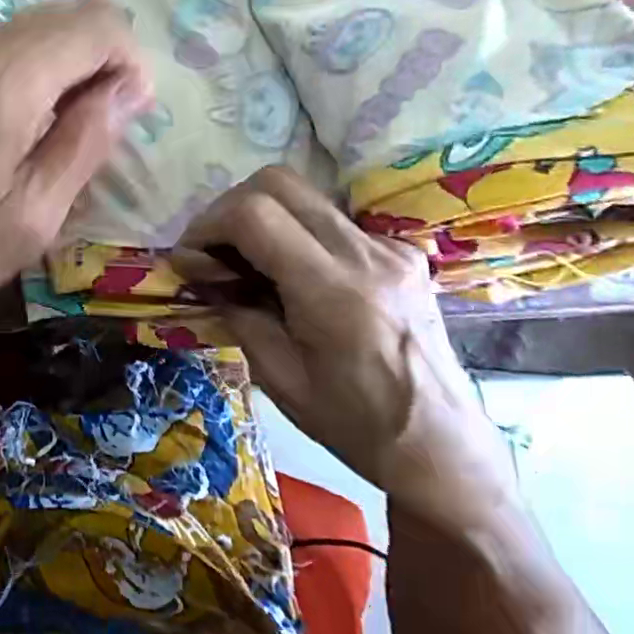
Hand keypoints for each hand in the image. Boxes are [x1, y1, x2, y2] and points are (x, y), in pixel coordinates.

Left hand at [0, 0, 150, 389]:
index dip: (128, 62)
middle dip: (98, 61)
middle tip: (97, 130)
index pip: (95, 24)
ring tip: (59, 135)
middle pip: (63, 16)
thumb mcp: (33, 214)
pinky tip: (20, 128)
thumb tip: (131, 87)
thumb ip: (86, 140)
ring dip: (63, 67)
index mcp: (2, 81)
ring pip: (31, 30)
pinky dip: (27, 73)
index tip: (126, 118)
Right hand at [172, 167, 522, 532]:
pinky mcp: (402, 253)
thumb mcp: (276, 375)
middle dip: (228, 208)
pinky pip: (330, 218)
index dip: (207, 226)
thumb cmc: (354, 424)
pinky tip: (288, 272)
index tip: (190, 260)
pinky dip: (293, 230)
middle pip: (277, 183)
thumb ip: (237, 310)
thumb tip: (200, 271)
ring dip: (259, 215)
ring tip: (244, 260)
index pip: (253, 215)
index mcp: (333, 292)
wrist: (443, 450)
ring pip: (303, 193)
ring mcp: (389, 249)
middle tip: (211, 251)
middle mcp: (366, 255)